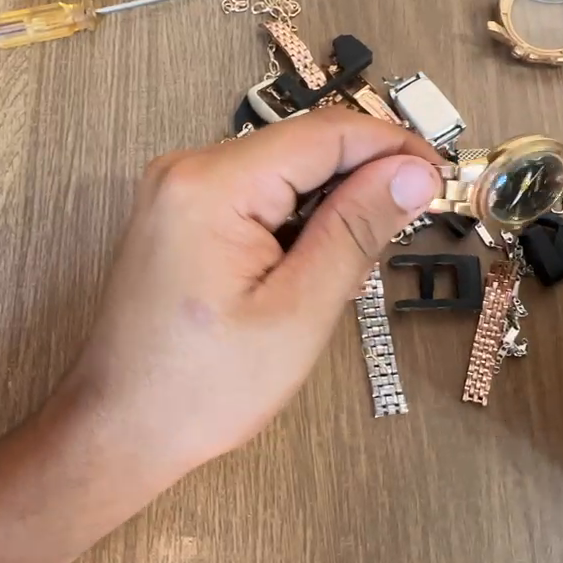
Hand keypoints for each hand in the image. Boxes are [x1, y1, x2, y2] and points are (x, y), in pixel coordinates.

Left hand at [60, 107, 442, 481]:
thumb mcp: (297, 313)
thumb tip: (414, 170)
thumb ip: (356, 230)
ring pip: (280, 175)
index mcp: (211, 183)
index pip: (325, 133)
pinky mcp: (176, 216)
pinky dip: (290, 227)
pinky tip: (297, 278)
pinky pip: (252, 199)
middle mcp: (185, 169)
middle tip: (391, 246)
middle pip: (300, 149)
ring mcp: (175, 191)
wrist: (120, 429)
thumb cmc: (205, 388)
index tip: (441, 183)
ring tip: (335, 280)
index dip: (392, 148)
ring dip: (324, 214)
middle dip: (357, 187)